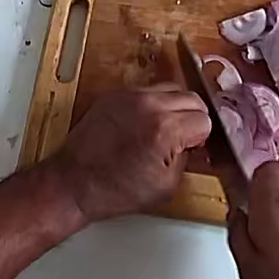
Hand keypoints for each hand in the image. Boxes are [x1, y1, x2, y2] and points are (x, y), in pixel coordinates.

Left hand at [46, 85, 210, 225]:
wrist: (74, 182)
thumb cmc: (113, 190)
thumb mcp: (166, 185)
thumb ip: (186, 157)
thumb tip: (192, 142)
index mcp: (165, 129)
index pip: (204, 119)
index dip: (200, 137)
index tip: (191, 146)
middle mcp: (149, 105)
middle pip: (192, 98)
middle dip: (191, 118)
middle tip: (182, 138)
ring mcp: (130, 95)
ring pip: (171, 88)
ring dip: (173, 107)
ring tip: (162, 130)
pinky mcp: (115, 94)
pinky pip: (147, 90)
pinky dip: (152, 105)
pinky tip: (143, 125)